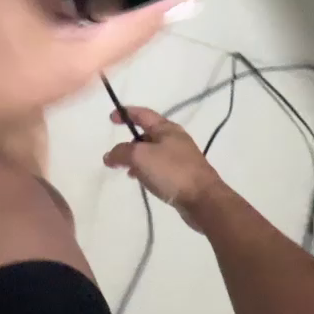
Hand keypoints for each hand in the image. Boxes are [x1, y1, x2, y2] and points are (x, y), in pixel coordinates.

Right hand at [103, 107, 228, 230]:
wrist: (204, 200)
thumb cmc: (172, 171)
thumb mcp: (141, 157)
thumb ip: (122, 153)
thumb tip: (109, 156)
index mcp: (167, 128)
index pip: (142, 114)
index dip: (126, 113)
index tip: (111, 118)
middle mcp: (175, 139)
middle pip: (148, 134)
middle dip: (131, 141)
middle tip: (117, 153)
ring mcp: (181, 158)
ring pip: (153, 153)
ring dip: (138, 159)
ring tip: (126, 170)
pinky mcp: (184, 175)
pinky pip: (160, 168)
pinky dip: (147, 170)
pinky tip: (142, 181)